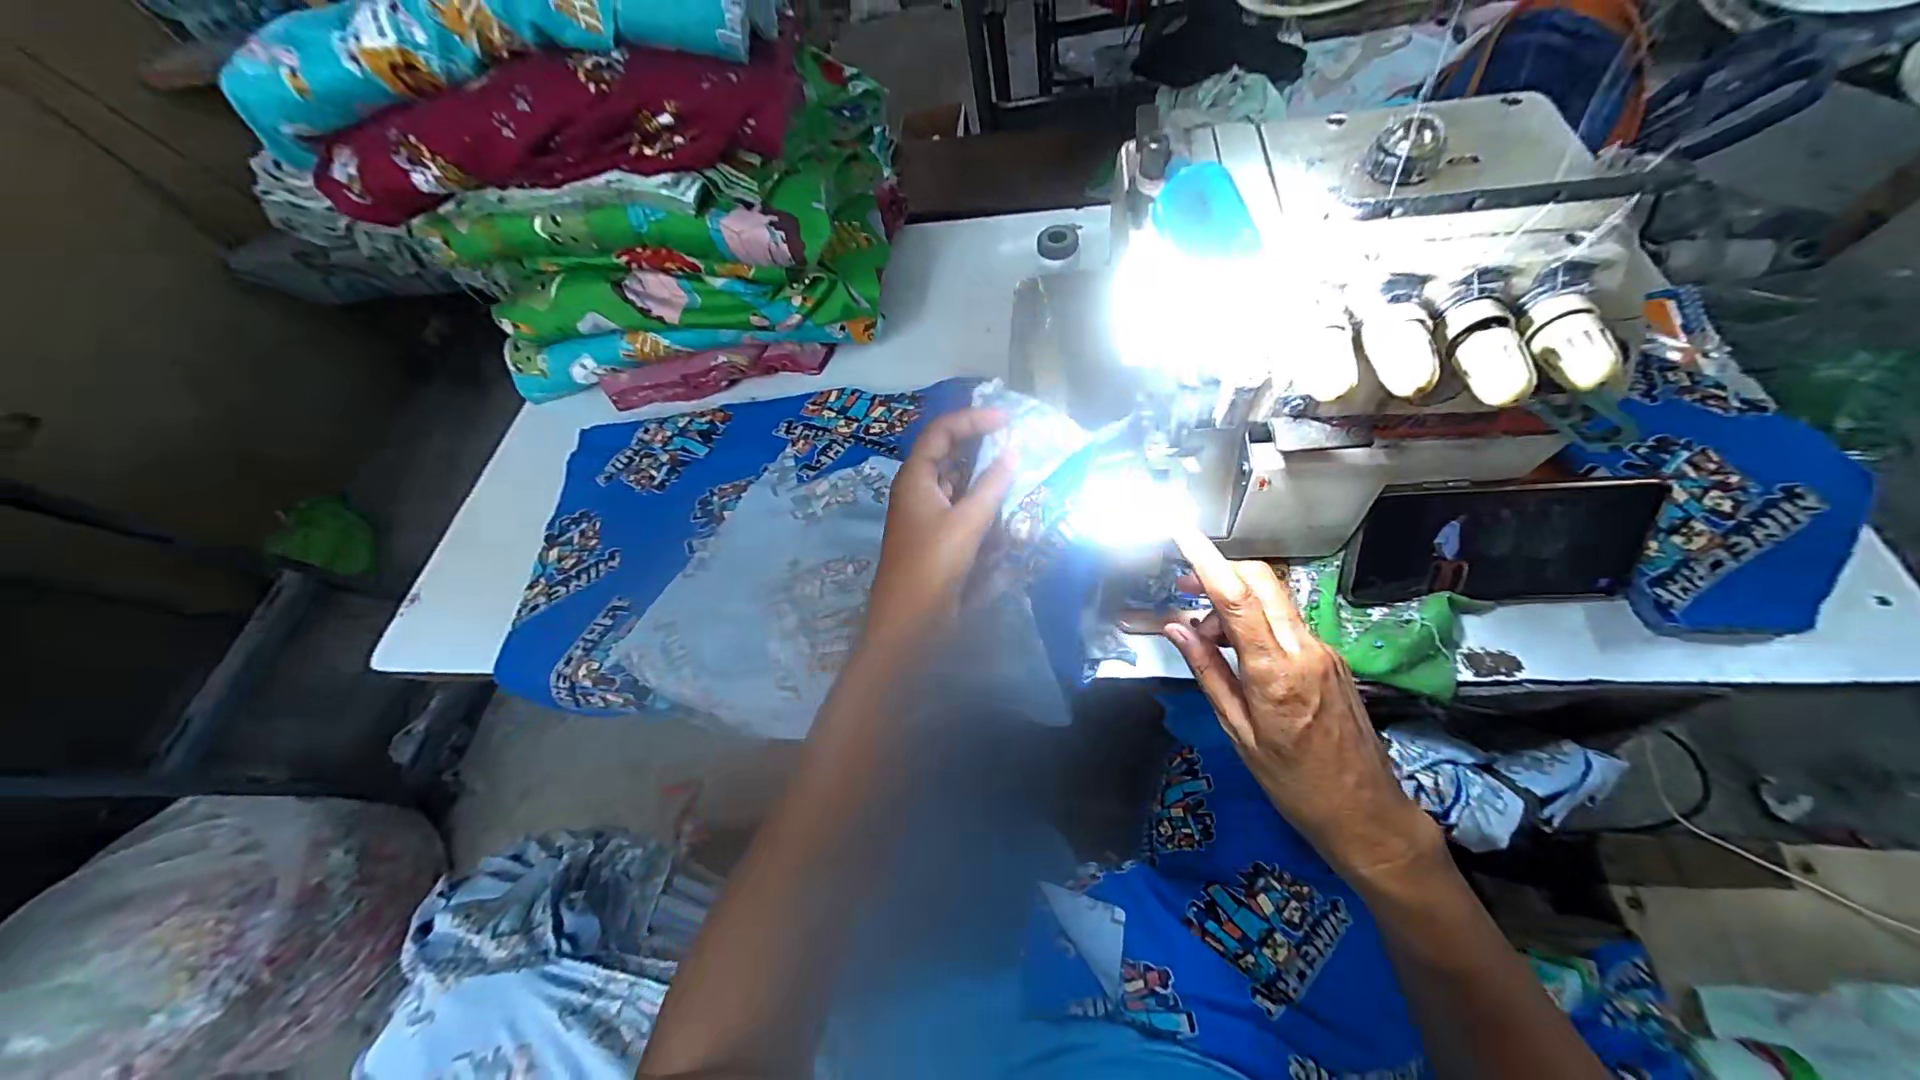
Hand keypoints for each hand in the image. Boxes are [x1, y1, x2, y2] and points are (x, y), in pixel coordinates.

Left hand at [863, 408, 1016, 654]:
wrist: (909, 623)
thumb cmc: (933, 567)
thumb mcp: (966, 523)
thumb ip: (991, 486)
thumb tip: (1012, 453)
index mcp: (915, 479)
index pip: (941, 432)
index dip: (972, 419)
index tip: (1006, 420)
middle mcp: (919, 491)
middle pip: (949, 454)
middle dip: (981, 445)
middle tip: (1016, 442)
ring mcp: (928, 515)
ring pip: (958, 483)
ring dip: (984, 475)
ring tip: (1017, 470)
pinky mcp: (939, 538)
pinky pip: (963, 509)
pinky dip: (983, 503)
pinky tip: (1006, 506)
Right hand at [1163, 529, 1443, 880]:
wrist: (1366, 811)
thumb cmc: (1293, 782)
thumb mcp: (1239, 731)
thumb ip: (1208, 672)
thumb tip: (1177, 629)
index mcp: (1275, 672)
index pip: (1237, 599)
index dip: (1207, 561)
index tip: (1183, 533)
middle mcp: (1304, 649)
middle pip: (1262, 581)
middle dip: (1219, 571)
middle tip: (1183, 590)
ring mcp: (1323, 650)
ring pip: (1273, 599)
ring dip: (1233, 601)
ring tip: (1205, 634)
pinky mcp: (1330, 657)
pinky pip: (1285, 621)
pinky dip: (1254, 621)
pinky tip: (1236, 649)